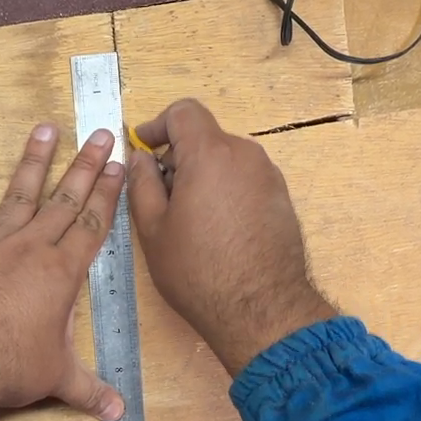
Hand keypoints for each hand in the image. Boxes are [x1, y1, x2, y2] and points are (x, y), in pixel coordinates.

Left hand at [0, 124, 125, 420]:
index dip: (108, 195)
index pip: (93, 225)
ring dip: (33, 163)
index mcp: (61, 274)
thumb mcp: (58, 379)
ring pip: (18, 196)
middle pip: (64, 201)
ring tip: (45, 129)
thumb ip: (90, 391)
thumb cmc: (11, 369)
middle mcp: (30, 250)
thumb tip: (119, 415)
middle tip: (98, 134)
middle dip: (84, 167)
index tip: (119, 164)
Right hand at [128, 99, 334, 375]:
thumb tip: (140, 158)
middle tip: (158, 196)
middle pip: (204, 138)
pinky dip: (223, 191)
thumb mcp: (154, 229)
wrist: (259, 308)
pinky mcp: (280, 198)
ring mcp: (268, 176)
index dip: (157, 125)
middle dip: (177, 158)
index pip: (183, 112)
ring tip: (186, 220)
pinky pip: (243, 181)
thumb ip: (142, 184)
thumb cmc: (196, 270)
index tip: (142, 149)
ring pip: (225, 160)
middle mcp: (245, 154)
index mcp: (210, 154)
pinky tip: (214, 231)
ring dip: (201, 176)